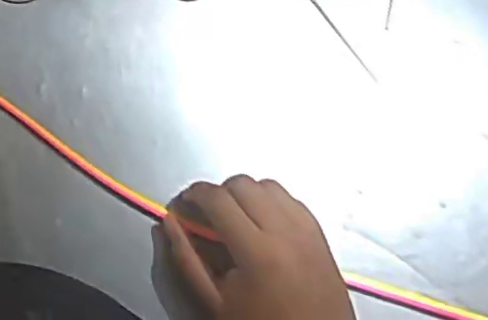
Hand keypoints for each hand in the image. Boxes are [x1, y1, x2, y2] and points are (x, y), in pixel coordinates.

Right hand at [162, 177, 353, 319]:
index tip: (186, 201)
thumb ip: (187, 259)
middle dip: (220, 193)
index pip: (218, 199)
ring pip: (266, 184)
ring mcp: (305, 228)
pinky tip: (263, 225)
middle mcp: (284, 231)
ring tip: (238, 219)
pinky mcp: (319, 231)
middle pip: (242, 183)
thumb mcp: (216, 304)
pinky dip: (270, 201)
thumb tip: (169, 221)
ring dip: (246, 194)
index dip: (196, 193)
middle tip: (210, 215)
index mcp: (257, 252)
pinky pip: (288, 198)